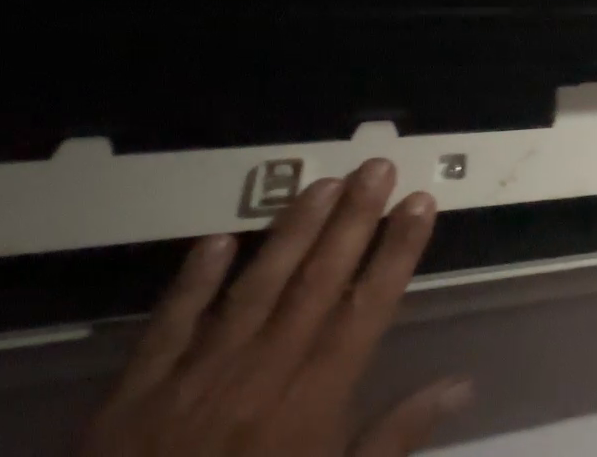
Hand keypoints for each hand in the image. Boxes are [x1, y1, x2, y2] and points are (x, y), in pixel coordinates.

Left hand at [80, 158, 471, 456]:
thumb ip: (397, 435)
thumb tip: (462, 384)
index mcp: (313, 399)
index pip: (368, 307)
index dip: (397, 251)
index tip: (420, 203)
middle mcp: (262, 371)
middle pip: (316, 282)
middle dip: (353, 221)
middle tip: (378, 167)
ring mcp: (195, 376)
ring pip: (255, 288)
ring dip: (292, 233)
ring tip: (324, 183)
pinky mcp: (134, 392)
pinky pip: (167, 326)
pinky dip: (191, 283)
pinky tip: (217, 240)